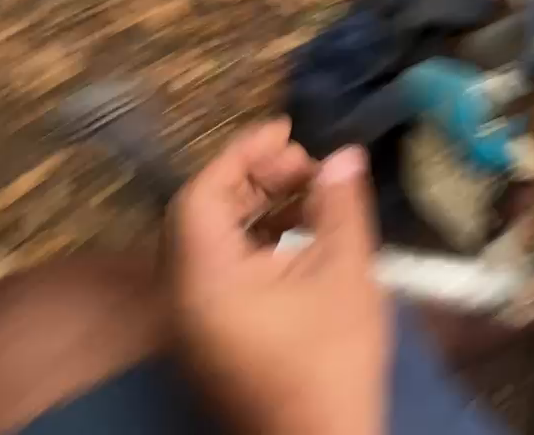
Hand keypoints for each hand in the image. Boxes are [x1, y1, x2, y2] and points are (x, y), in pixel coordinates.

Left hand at [168, 120, 388, 434]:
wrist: (322, 433)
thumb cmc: (332, 351)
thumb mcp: (347, 268)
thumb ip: (341, 204)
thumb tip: (344, 154)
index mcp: (206, 280)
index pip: (201, 196)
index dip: (241, 153)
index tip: (286, 128)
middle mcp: (186, 296)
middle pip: (204, 215)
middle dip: (256, 177)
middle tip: (309, 161)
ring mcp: (199, 318)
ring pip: (217, 239)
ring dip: (263, 204)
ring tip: (315, 188)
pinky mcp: (218, 331)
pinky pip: (228, 265)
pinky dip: (264, 235)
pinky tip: (307, 228)